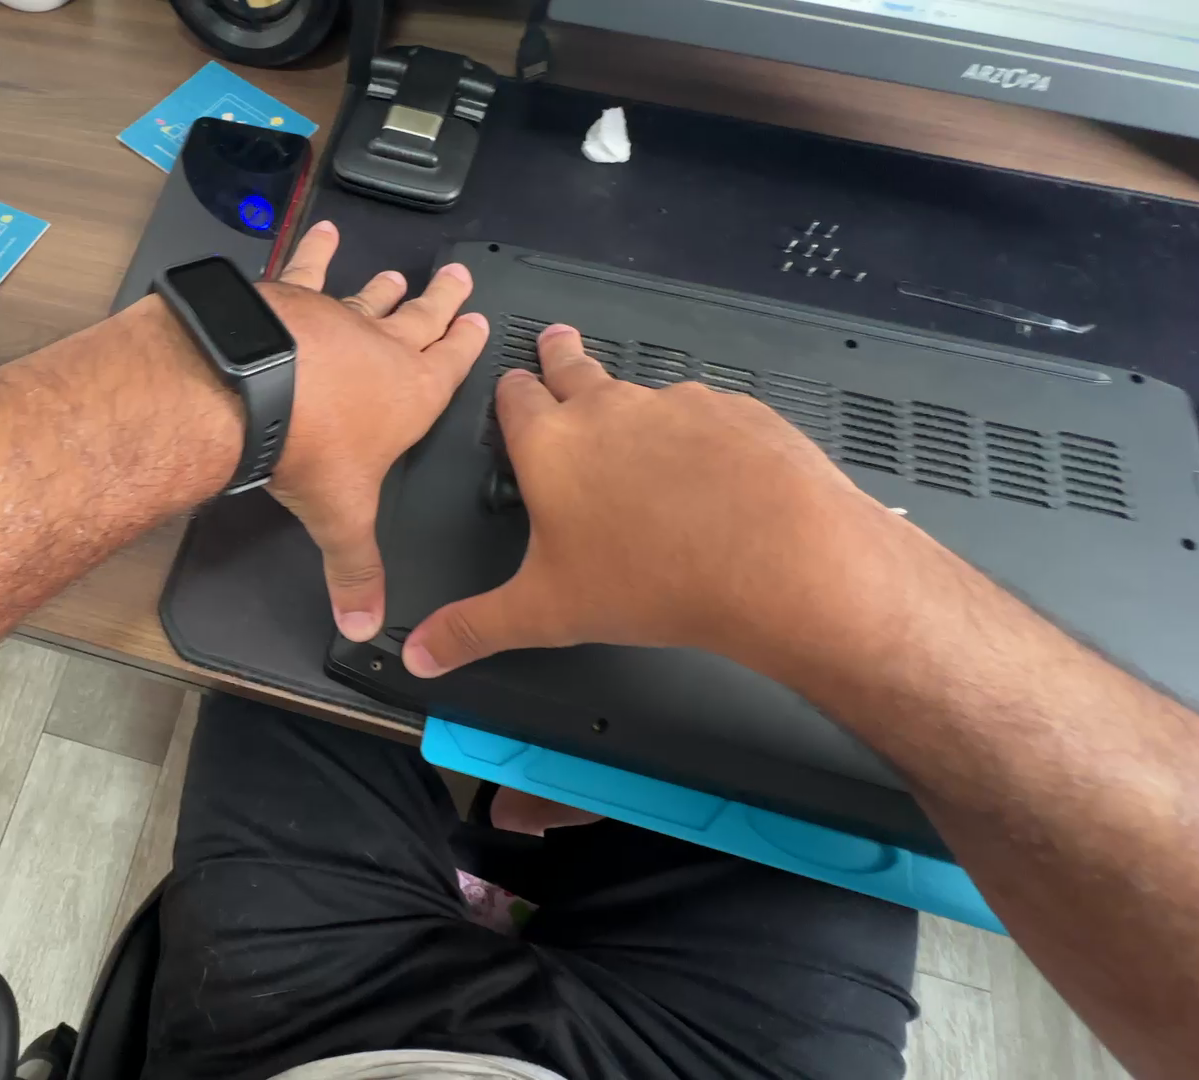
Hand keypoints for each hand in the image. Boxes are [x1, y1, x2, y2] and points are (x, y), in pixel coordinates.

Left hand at [261, 221, 488, 641]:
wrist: (250, 391)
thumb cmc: (311, 451)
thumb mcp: (340, 519)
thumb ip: (355, 573)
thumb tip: (364, 629)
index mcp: (408, 397)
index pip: (448, 368)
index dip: (465, 348)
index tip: (479, 323)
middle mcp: (381, 349)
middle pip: (422, 321)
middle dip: (443, 303)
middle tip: (460, 277)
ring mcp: (337, 317)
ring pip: (373, 298)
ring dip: (389, 287)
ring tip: (402, 272)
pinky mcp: (292, 297)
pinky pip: (309, 269)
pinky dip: (317, 252)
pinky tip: (323, 233)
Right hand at [402, 324, 906, 676]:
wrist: (779, 564)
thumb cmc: (648, 581)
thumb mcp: (542, 613)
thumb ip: (470, 630)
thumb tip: (419, 656)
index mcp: (550, 444)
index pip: (514, 396)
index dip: (509, 390)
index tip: (511, 386)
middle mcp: (607, 409)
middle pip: (572, 364)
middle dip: (557, 354)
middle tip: (554, 341)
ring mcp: (676, 404)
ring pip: (639, 392)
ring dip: (628, 403)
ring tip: (636, 434)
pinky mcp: (737, 413)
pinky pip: (703, 413)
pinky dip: (694, 432)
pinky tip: (705, 471)